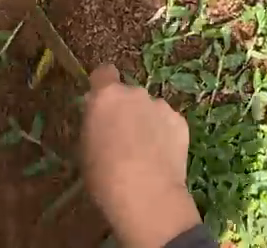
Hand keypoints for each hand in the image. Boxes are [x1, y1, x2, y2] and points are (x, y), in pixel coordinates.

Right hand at [81, 64, 201, 247]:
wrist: (147, 195)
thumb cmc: (105, 177)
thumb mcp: (86, 150)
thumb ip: (94, 124)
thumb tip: (101, 118)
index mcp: (107, 96)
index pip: (103, 72)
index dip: (102, 84)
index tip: (101, 101)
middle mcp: (135, 93)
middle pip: (128, 95)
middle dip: (126, 110)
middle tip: (122, 138)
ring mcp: (160, 105)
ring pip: (150, 109)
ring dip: (147, 122)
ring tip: (145, 154)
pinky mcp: (180, 121)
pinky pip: (168, 123)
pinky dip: (164, 135)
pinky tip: (162, 159)